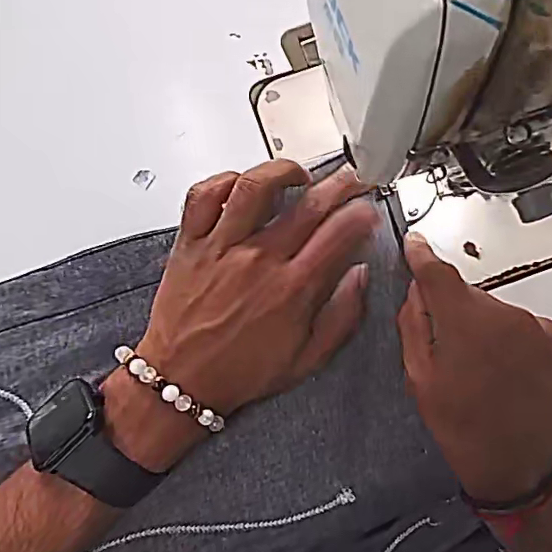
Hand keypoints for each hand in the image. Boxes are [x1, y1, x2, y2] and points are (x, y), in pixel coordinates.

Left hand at [104, 160, 378, 470]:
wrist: (183, 380)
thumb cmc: (239, 372)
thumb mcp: (307, 359)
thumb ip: (341, 317)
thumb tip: (360, 277)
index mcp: (292, 290)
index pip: (340, 234)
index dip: (362, 214)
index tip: (368, 211)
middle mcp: (259, 261)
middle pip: (309, 204)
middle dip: (341, 184)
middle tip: (349, 181)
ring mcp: (222, 248)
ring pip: (255, 187)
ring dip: (283, 171)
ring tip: (297, 175)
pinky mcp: (191, 244)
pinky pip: (204, 196)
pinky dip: (223, 180)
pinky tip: (242, 186)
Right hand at [396, 232, 551, 504]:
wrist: (519, 463)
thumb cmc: (469, 431)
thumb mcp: (420, 379)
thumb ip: (413, 325)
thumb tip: (416, 293)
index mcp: (464, 323)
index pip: (437, 271)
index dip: (421, 255)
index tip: (415, 245)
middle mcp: (503, 316)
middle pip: (464, 291)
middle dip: (451, 310)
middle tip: (445, 351)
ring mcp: (530, 325)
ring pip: (490, 307)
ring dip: (479, 326)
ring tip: (476, 370)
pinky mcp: (549, 336)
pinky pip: (514, 321)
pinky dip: (503, 336)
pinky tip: (498, 369)